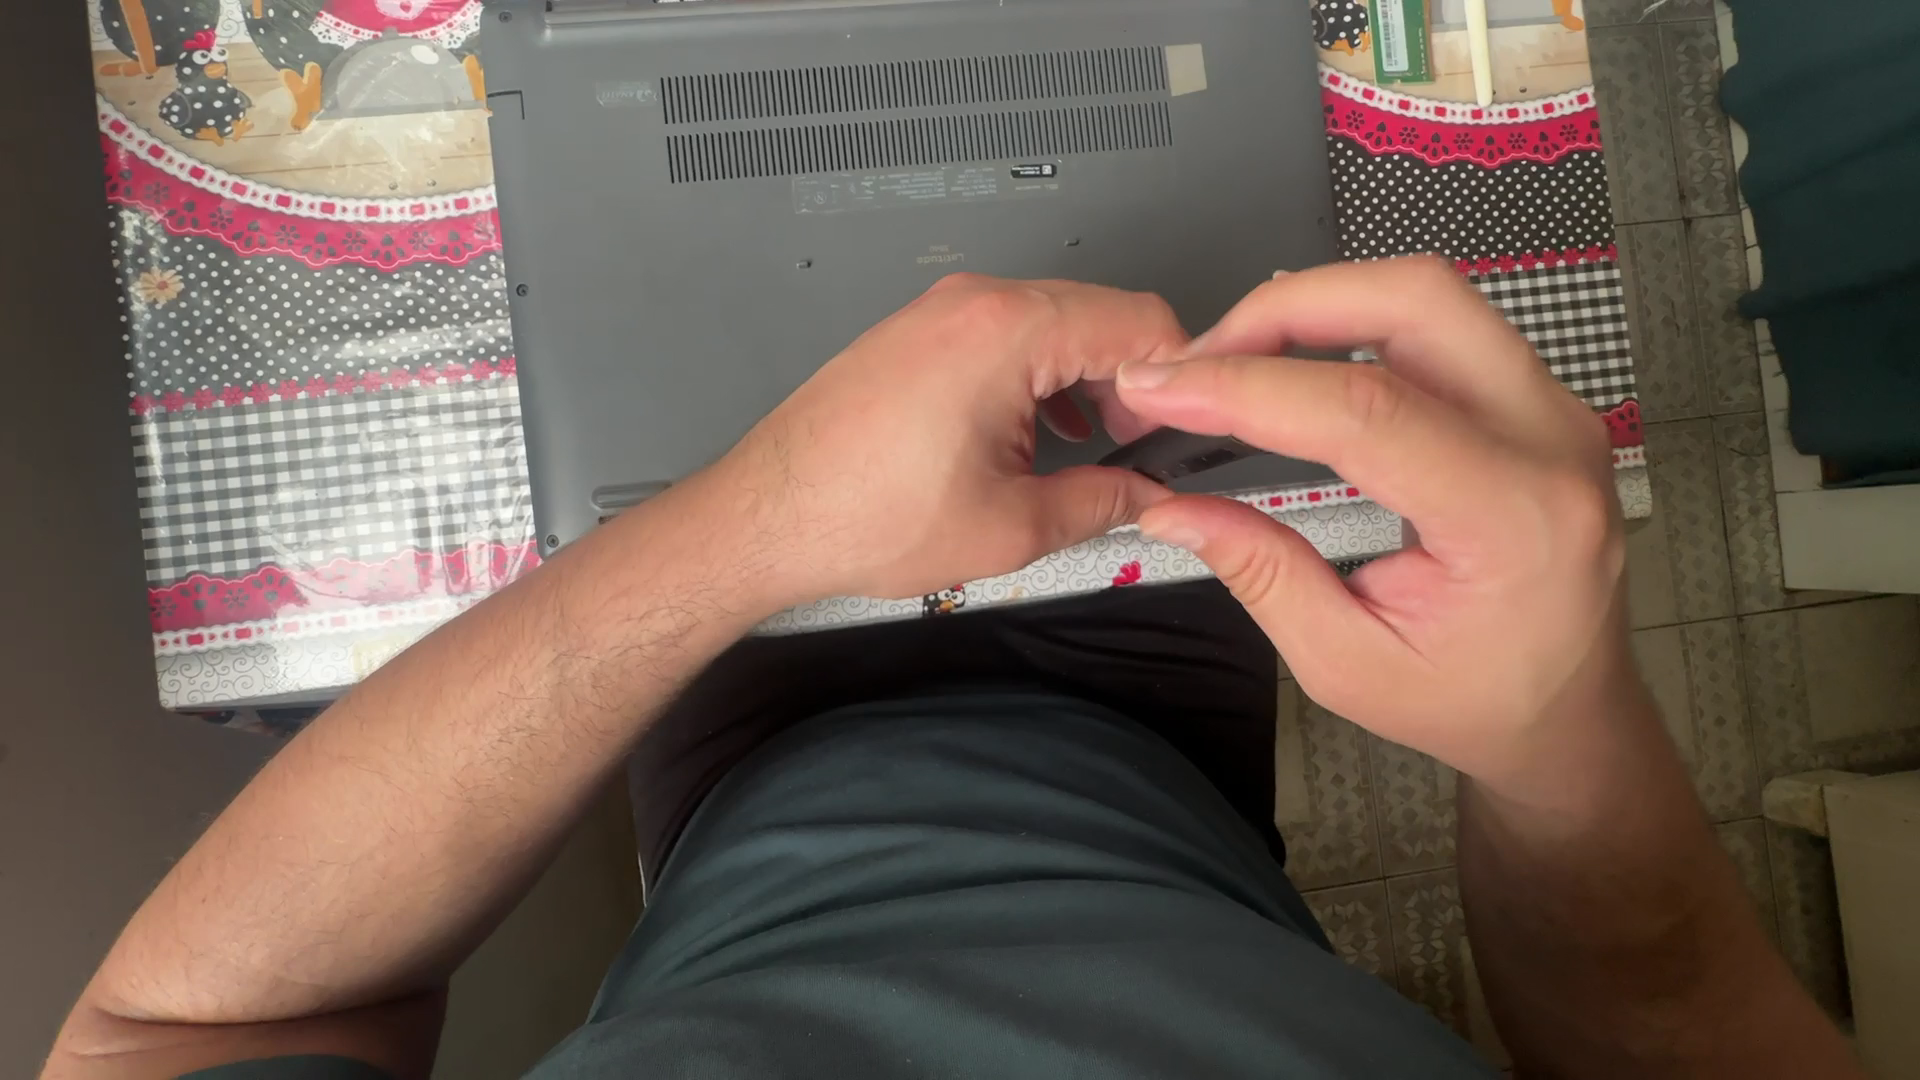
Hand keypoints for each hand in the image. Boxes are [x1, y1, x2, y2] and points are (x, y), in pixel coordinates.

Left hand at [695, 273, 1181, 605]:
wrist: (768, 518)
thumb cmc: (863, 517)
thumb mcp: (1010, 526)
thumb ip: (1100, 502)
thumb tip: (1144, 496)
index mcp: (1007, 332)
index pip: (1140, 321)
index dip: (1180, 377)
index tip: (1182, 425)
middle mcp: (972, 303)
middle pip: (1098, 313)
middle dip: (1133, 379)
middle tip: (1139, 443)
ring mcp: (938, 313)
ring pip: (1051, 323)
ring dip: (1085, 375)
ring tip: (1088, 441)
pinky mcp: (916, 334)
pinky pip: (1003, 335)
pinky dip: (1037, 374)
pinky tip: (1036, 427)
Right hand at [1116, 257, 1626, 780]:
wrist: (1566, 710)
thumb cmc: (1464, 701)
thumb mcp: (1343, 663)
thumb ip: (1258, 573)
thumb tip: (1167, 509)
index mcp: (1510, 517)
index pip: (1364, 411)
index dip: (1245, 388)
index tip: (1156, 389)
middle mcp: (1548, 436)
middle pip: (1414, 302)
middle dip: (1280, 312)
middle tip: (1192, 361)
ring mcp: (1547, 405)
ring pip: (1424, 293)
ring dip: (1309, 305)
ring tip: (1227, 356)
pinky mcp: (1526, 397)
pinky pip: (1431, 321)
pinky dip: (1341, 319)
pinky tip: (1285, 352)